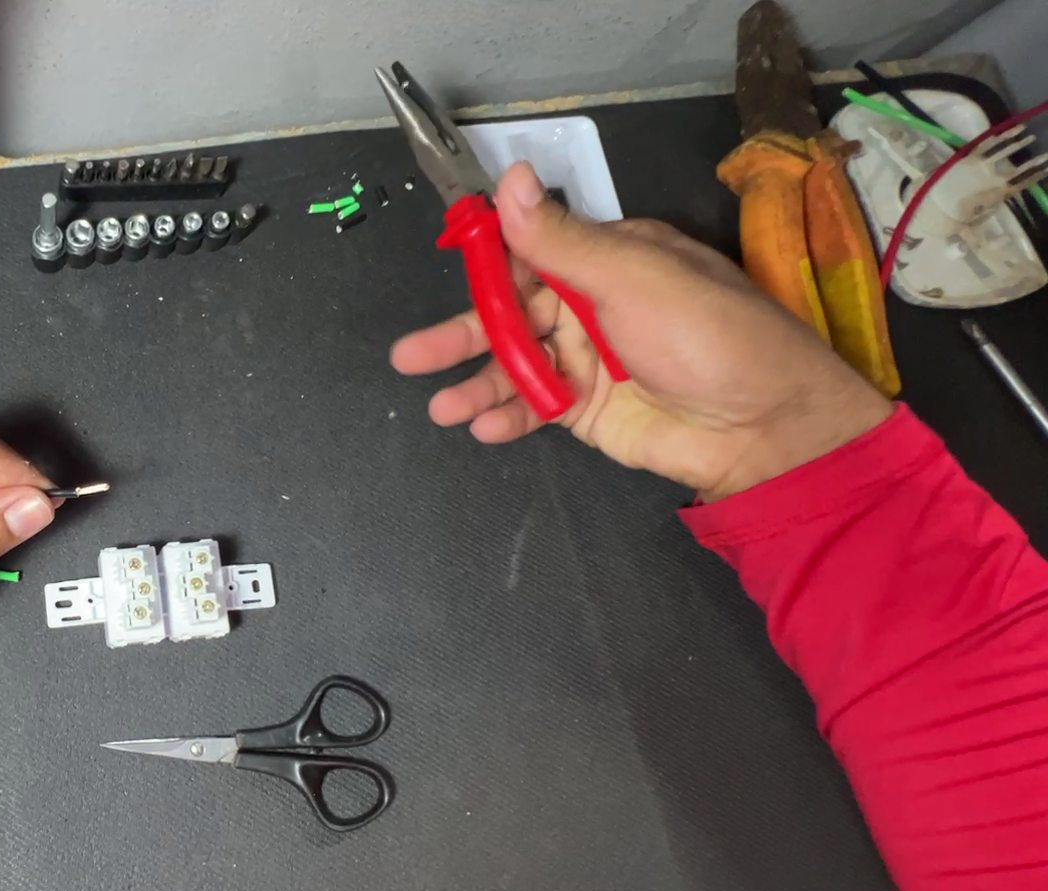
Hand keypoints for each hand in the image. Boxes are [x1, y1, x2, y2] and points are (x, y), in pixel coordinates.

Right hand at [390, 161, 892, 502]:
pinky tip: (487, 428)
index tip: (448, 274)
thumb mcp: (633, 280)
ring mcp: (579, 361)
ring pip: (509, 368)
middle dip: (459, 339)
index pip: (528, 257)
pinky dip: (505, 418)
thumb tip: (512, 182)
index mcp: (604, 263)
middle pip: (505, 319)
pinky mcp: (578, 408)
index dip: (486, 267)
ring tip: (443, 409)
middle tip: (408, 358)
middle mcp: (585, 308)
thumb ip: (562, 242)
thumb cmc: (706, 338)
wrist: (759, 430)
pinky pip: (528, 408)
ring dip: (474, 388)